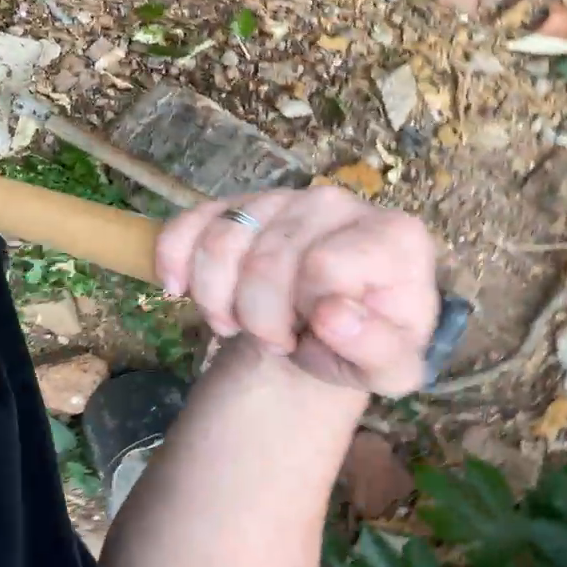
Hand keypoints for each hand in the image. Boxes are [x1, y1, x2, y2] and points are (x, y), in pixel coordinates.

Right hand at [155, 187, 439, 396]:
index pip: (324, 266)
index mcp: (393, 236)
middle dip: (256, 315)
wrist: (317, 330)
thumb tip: (334, 316)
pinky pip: (186, 223)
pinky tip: (176, 289)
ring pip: (220, 241)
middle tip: (271, 342)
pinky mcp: (229, 202)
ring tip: (232, 324)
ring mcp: (276, 197)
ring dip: (213, 296)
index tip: (311, 336)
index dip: (307, 311)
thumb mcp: (389, 370)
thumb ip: (377, 349)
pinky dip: (172, 260)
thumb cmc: (358, 344)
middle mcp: (334, 202)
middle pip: (267, 258)